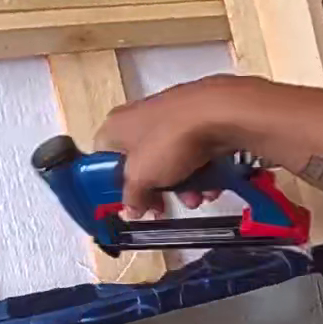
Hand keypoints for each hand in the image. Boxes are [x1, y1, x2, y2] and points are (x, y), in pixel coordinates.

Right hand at [95, 74, 249, 215]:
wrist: (219, 113)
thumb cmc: (169, 141)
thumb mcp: (141, 178)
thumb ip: (132, 197)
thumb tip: (131, 210)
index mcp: (115, 126)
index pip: (103, 158)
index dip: (113, 184)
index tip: (129, 203)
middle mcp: (139, 119)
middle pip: (140, 164)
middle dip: (155, 191)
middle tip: (162, 209)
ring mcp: (169, 118)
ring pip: (169, 162)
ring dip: (182, 188)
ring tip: (195, 200)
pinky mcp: (197, 121)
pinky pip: (192, 153)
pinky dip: (200, 172)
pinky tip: (211, 187)